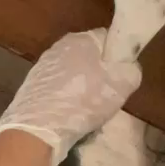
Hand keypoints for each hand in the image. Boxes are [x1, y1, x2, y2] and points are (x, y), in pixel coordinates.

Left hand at [0, 30, 141, 165]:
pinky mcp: (32, 87)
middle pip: (89, 58)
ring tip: (90, 112)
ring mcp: (43, 67)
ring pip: (74, 76)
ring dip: (84, 91)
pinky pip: (59, 91)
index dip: (119, 55)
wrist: (39, 127)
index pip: (107, 38)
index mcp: (80, 39)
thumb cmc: (84, 100)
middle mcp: (58, 47)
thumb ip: (132, 70)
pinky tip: (71, 117)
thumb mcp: (122, 85)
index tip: (124, 75)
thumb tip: (128, 68)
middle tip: (109, 97)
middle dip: (101, 75)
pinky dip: (67, 101)